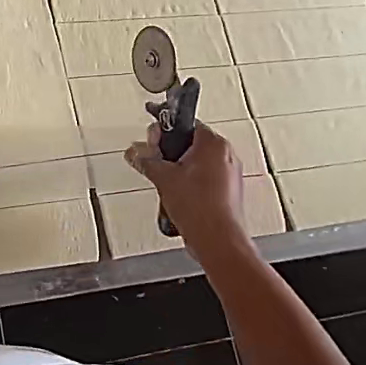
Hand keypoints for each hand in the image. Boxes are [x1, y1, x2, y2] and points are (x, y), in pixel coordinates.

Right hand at [124, 121, 246, 245]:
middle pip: (190, 143)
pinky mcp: (228, 191)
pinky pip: (205, 179)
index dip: (164, 132)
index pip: (185, 124)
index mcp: (213, 143)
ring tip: (166, 183)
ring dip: (179, 169)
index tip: (152, 140)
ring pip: (197, 163)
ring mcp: (229, 174)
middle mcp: (226, 155)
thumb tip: (136, 153)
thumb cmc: (200, 208)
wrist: (217, 240)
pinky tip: (178, 197)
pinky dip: (190, 184)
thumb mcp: (163, 178)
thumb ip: (146, 160)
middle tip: (156, 162)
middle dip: (169, 152)